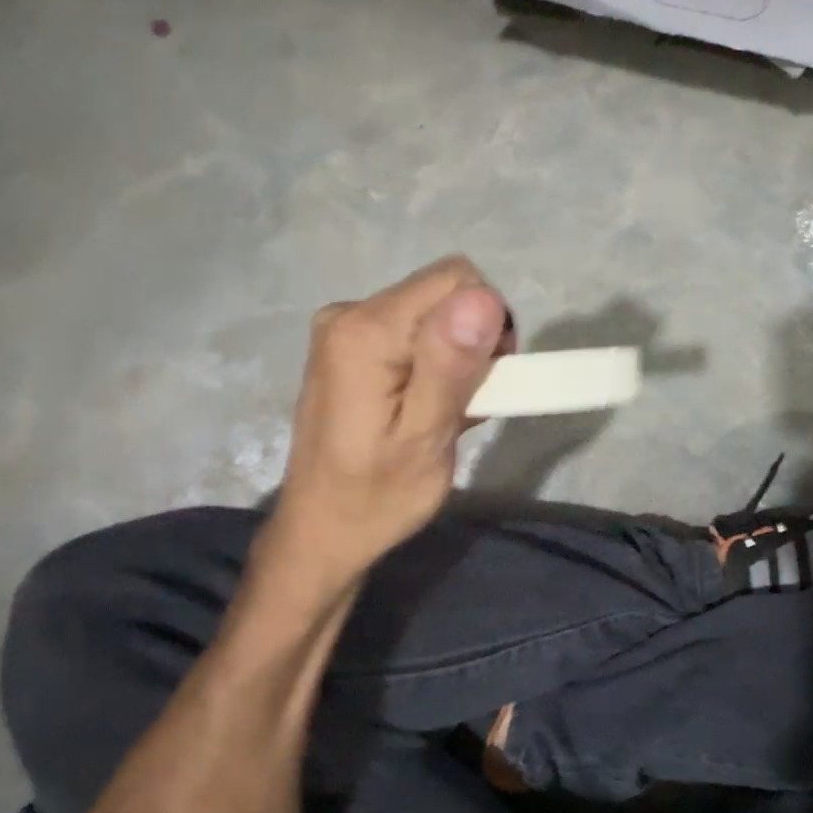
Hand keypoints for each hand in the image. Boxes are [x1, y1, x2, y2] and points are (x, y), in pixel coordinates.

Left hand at [269, 256, 511, 576]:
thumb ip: (450, 367)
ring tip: (449, 413)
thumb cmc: (377, 498)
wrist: (322, 531)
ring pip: (432, 313)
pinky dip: (434, 364)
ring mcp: (343, 328)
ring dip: (456, 357)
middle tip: (472, 403)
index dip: (489, 325)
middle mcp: (348, 313)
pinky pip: (412, 334)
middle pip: (442, 292)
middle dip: (474, 340)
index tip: (490, 383)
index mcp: (365, 331)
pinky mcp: (347, 347)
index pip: (456, 281)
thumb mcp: (424, 441)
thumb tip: (483, 298)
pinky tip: (429, 407)